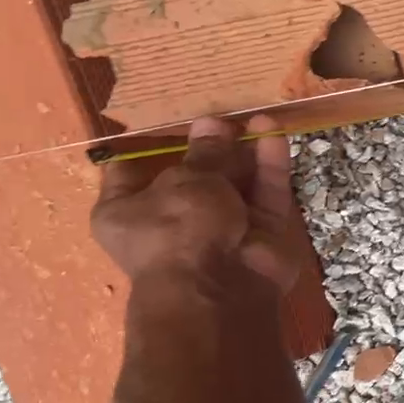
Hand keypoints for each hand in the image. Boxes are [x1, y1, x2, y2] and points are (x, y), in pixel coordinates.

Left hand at [92, 115, 304, 292]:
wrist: (223, 285)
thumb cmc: (179, 230)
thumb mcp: (184, 183)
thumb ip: (205, 154)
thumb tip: (212, 124)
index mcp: (128, 209)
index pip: (133, 172)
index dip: (151, 146)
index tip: (171, 123)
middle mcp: (175, 217)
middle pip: (195, 175)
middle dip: (211, 147)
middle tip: (226, 118)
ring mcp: (225, 224)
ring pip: (237, 181)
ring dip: (246, 152)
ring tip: (256, 118)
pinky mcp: (265, 229)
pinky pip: (267, 192)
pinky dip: (271, 165)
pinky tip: (274, 134)